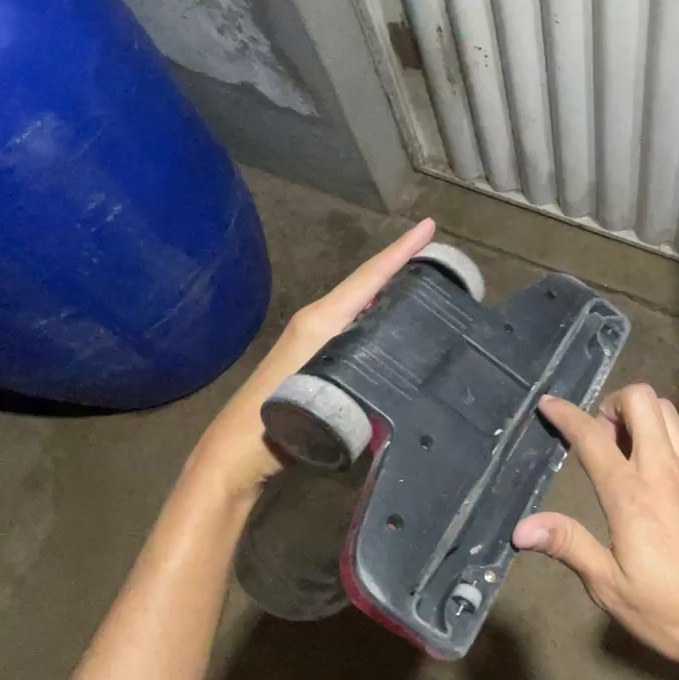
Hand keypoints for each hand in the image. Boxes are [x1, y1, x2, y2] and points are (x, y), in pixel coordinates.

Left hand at [190, 219, 435, 496]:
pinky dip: (380, 309)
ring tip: (431, 280)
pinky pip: (356, 319)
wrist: (235, 453)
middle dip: (402, 263)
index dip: (401, 251)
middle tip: (443, 255)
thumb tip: (407, 365)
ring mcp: (314, 335)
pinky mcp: (316, 352)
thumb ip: (361, 377)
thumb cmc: (275, 425)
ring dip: (392, 286)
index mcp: (321, 322)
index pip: (369, 278)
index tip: (429, 226)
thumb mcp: (321, 397)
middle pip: (368, 282)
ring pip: (362, 300)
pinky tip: (399, 319)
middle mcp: (318, 320)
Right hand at [513, 384, 678, 679]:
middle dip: (612, 404)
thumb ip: (569, 546)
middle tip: (599, 440)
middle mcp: (664, 470)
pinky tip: (656, 464)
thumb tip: (522, 529)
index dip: (566, 414)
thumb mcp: (611, 588)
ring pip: (667, 410)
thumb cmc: (673, 612)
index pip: (592, 437)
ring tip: (625, 451)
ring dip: (640, 415)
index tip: (548, 404)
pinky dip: (665, 430)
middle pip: (640, 400)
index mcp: (632, 496)